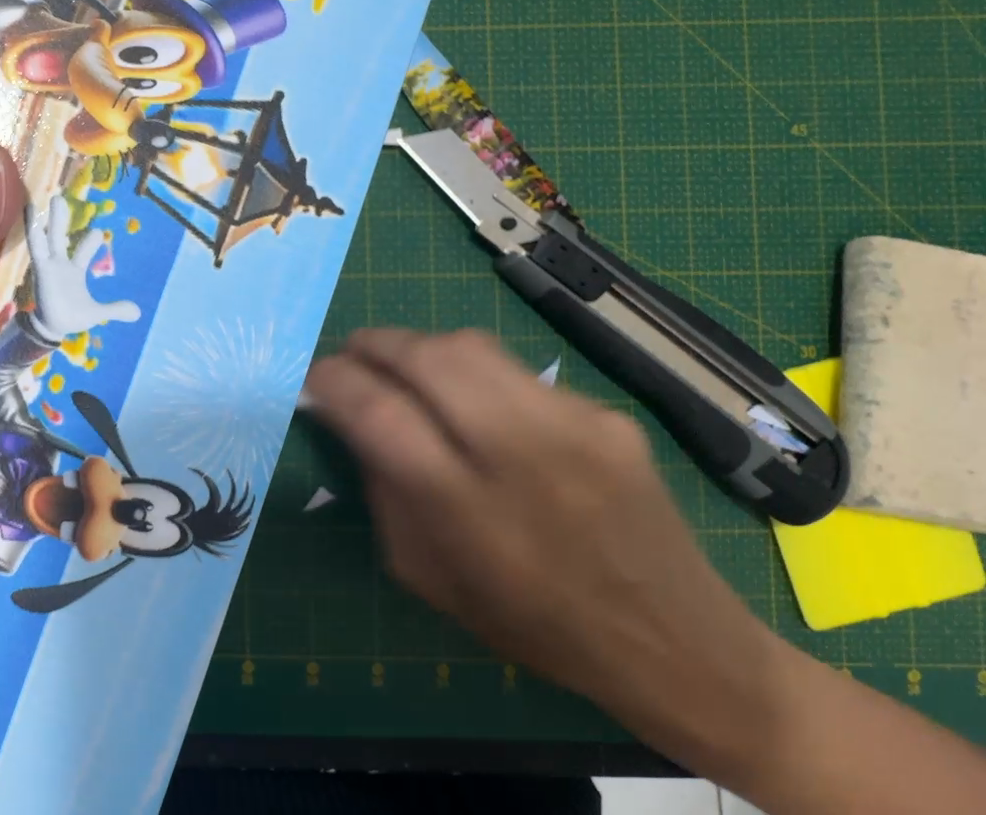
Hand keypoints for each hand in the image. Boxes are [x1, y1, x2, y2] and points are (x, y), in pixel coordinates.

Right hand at [24, 196, 139, 339]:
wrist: (53, 328)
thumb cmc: (72, 317)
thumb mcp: (98, 313)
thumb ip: (115, 310)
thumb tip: (138, 313)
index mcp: (75, 270)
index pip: (84, 251)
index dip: (90, 242)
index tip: (98, 231)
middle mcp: (61, 263)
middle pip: (60, 236)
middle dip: (61, 218)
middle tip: (60, 198)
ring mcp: (50, 265)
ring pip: (47, 237)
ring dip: (45, 220)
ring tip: (43, 199)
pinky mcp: (42, 269)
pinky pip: (36, 248)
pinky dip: (33, 232)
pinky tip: (30, 215)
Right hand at [300, 329, 787, 761]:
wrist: (673, 641)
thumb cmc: (528, 623)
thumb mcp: (423, 575)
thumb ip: (383, 490)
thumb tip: (350, 422)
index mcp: (466, 509)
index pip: (378, 412)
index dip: (333, 381)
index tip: (313, 378)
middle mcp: (521, 453)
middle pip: (425, 357)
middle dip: (372, 345)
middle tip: (350, 355)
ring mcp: (573, 425)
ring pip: (470, 345)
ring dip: (419, 347)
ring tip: (403, 368)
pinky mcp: (608, 414)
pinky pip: (517, 372)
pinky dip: (476, 377)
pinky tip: (479, 408)